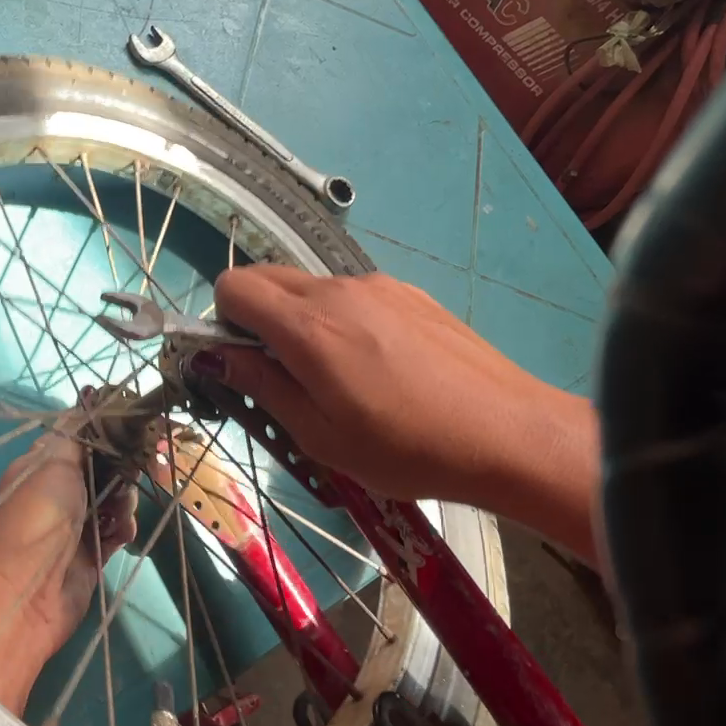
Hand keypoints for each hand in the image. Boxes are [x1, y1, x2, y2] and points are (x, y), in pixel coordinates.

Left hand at [0, 431, 136, 713]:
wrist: (25, 595)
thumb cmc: (36, 518)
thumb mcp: (52, 462)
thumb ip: (77, 432)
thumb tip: (89, 395)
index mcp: (42, 463)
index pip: (81, 436)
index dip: (109, 430)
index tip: (138, 424)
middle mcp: (59, 489)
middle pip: (104, 466)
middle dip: (124, 466)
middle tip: (145, 463)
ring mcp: (76, 522)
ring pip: (116, 496)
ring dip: (125, 499)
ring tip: (120, 511)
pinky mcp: (93, 551)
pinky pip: (118, 529)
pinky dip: (124, 527)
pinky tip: (121, 532)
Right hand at [195, 266, 593, 515]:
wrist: (510, 433)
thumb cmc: (406, 448)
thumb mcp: (319, 435)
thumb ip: (262, 385)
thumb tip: (215, 355)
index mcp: (307, 325)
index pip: (232, 285)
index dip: (224, 321)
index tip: (244, 361)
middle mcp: (336, 289)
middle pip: (265, 277)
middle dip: (256, 316)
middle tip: (283, 371)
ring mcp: (377, 285)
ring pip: (309, 286)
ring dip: (301, 319)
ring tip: (341, 375)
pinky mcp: (408, 292)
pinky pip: (351, 294)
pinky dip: (342, 319)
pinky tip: (381, 365)